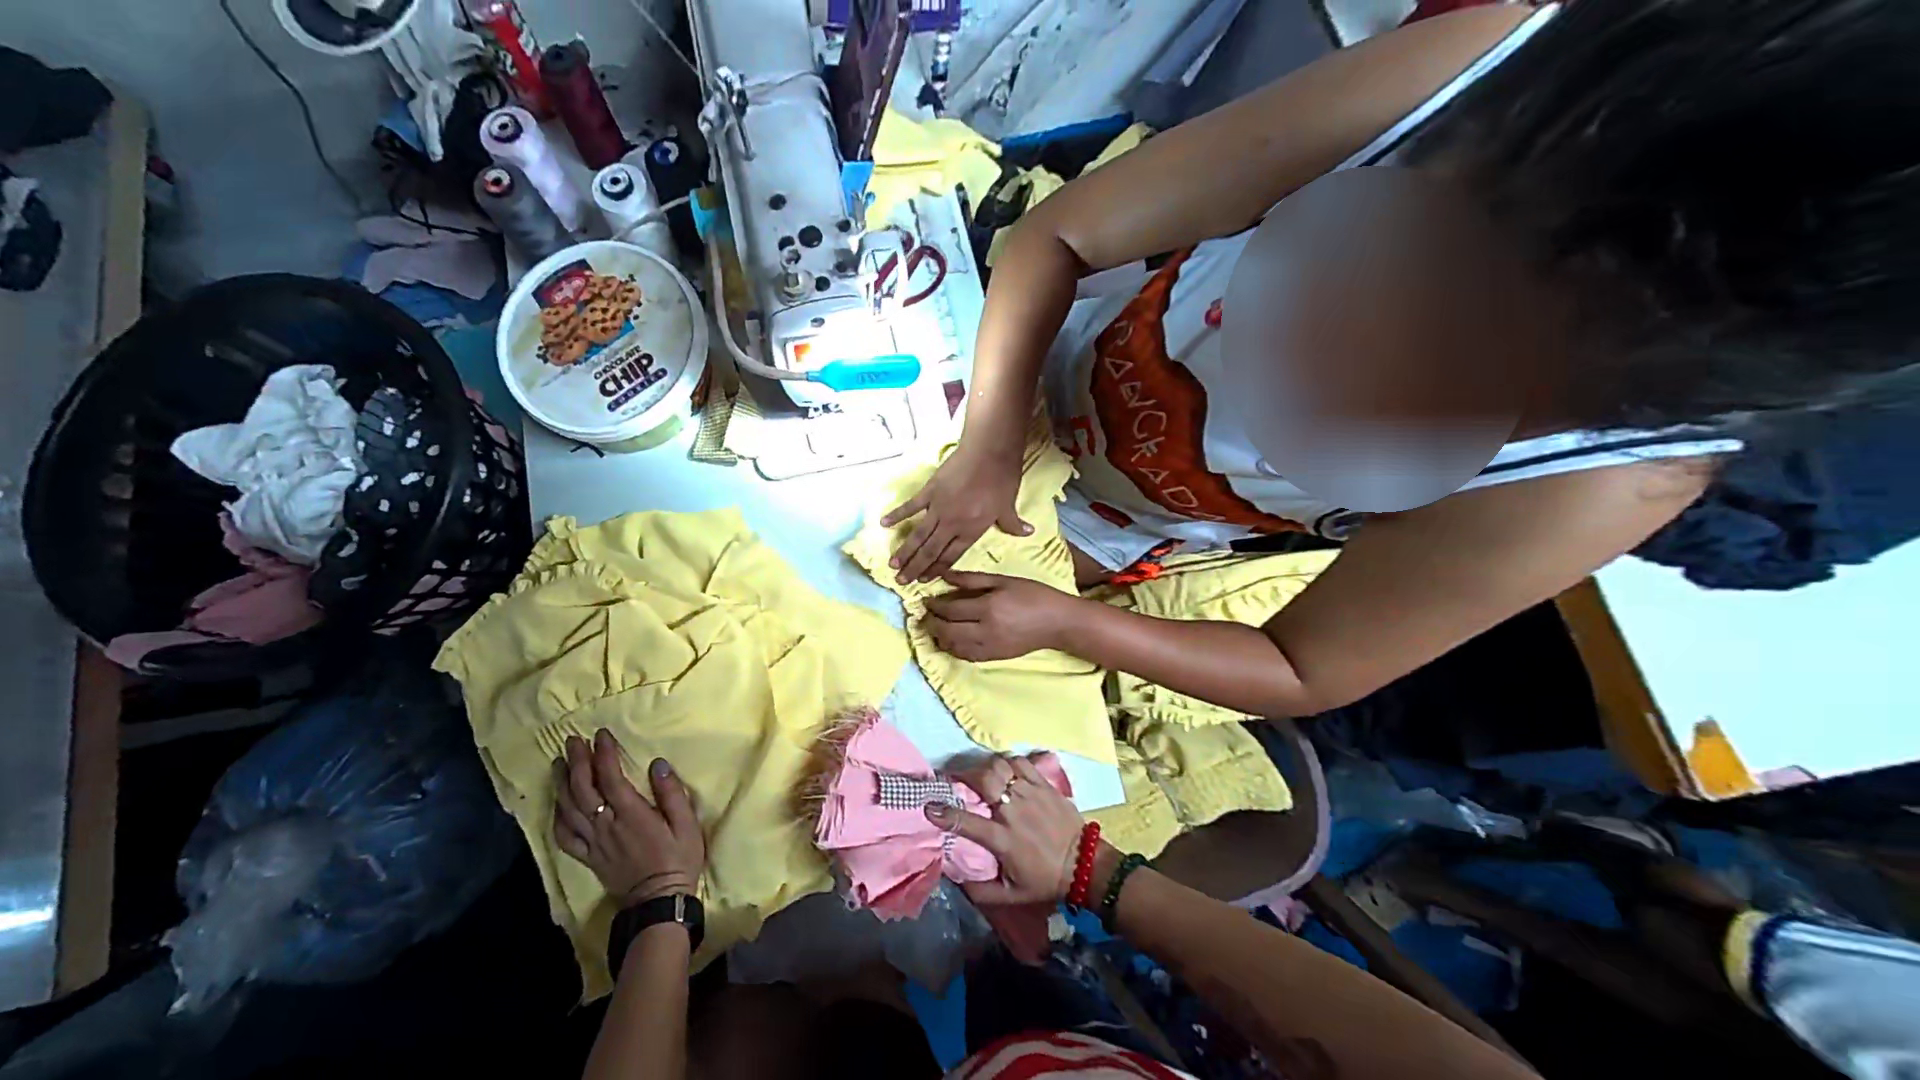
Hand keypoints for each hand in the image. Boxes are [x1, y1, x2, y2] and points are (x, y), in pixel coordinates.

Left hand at [553, 730, 705, 907]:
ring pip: (569, 809)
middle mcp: (606, 825)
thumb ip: (672, 793)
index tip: (602, 734)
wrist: (660, 900)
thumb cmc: (678, 858)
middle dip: (576, 762)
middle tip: (573, 740)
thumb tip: (657, 764)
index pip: (610, 778)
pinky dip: (557, 817)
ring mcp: (594, 843)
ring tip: (560, 762)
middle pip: (583, 789)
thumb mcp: (687, 824)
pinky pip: (564, 837)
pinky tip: (557, 804)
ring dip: (562, 783)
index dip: (603, 754)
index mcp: (631, 814)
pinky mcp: (588, 857)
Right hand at [881, 444, 1030, 583]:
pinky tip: (884, 524)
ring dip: (905, 551)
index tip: (923, 580)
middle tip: (900, 581)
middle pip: (931, 551)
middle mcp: (952, 524)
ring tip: (892, 565)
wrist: (989, 451)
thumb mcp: (1009, 505)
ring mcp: (938, 508)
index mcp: (971, 531)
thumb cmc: (1003, 478)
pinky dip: (897, 514)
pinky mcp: (930, 490)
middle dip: (915, 567)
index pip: (951, 556)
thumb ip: (1013, 523)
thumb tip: (1029, 533)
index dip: (936, 569)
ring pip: (919, 535)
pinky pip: (910, 506)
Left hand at [924, 571, 1078, 660]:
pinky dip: (953, 649)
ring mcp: (989, 648)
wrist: (1057, 622)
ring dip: (938, 638)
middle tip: (924, 616)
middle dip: (931, 624)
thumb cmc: (1033, 595)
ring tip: (933, 628)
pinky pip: (965, 656)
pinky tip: (949, 641)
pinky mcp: (994, 658)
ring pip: (953, 647)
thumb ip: (972, 579)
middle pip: (947, 631)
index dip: (933, 606)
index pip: (950, 610)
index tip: (925, 601)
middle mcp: (985, 631)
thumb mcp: (1003, 580)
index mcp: (988, 608)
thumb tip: (944, 575)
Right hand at [925, 754, 1085, 905]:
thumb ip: (980, 889)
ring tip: (981, 774)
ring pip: (1001, 766)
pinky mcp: (1045, 784)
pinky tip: (1005, 771)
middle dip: (965, 775)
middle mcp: (1014, 812)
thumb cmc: (1045, 880)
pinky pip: (1021, 762)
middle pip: (984, 779)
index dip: (945, 814)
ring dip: (986, 767)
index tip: (930, 807)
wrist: (1085, 864)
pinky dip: (1008, 762)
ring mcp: (1031, 793)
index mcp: (1003, 839)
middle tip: (957, 779)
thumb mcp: (1010, 895)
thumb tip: (956, 877)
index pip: (967, 822)